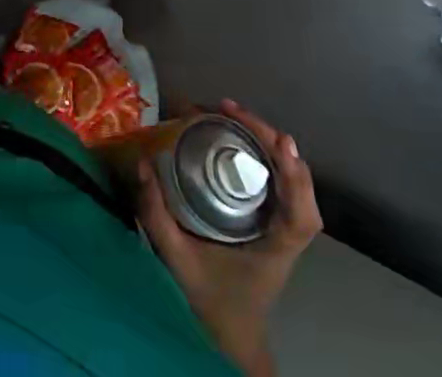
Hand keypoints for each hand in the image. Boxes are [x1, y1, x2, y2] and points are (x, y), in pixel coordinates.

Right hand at [136, 100, 320, 376]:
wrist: (227, 334)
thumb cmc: (208, 300)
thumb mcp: (176, 258)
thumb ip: (156, 214)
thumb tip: (142, 162)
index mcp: (275, 247)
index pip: (300, 212)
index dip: (294, 175)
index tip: (280, 141)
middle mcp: (284, 232)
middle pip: (295, 180)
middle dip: (267, 139)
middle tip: (228, 108)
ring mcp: (277, 224)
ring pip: (284, 176)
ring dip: (261, 141)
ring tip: (227, 112)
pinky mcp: (265, 218)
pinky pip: (270, 180)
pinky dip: (256, 153)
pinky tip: (231, 136)